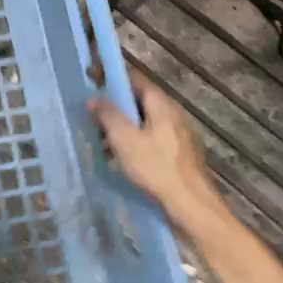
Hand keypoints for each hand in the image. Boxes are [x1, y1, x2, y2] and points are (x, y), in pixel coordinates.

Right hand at [90, 73, 223, 224]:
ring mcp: (178, 133)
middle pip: (138, 100)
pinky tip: (120, 157)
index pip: (134, 79)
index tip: (89, 79)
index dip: (110, 77)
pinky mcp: (178, 152)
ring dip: (121, 126)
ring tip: (101, 141)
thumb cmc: (156, 168)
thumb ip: (108, 115)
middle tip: (91, 115)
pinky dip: (133, 140)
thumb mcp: (125, 140)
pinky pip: (150, 137)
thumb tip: (93, 98)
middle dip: (113, 106)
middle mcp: (172, 113)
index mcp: (161, 105)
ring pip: (143, 121)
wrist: (192, 205)